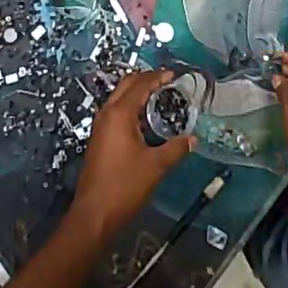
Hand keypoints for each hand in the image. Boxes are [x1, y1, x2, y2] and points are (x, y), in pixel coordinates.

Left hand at [73, 70, 193, 235]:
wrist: (95, 212)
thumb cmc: (124, 186)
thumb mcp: (155, 166)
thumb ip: (175, 149)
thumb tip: (192, 139)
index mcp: (119, 113)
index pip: (139, 85)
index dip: (157, 77)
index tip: (173, 74)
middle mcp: (107, 113)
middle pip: (126, 85)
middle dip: (145, 79)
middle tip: (167, 81)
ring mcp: (101, 125)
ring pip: (120, 98)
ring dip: (137, 92)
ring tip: (160, 96)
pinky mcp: (100, 137)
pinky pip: (117, 111)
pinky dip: (132, 106)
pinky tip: (146, 119)